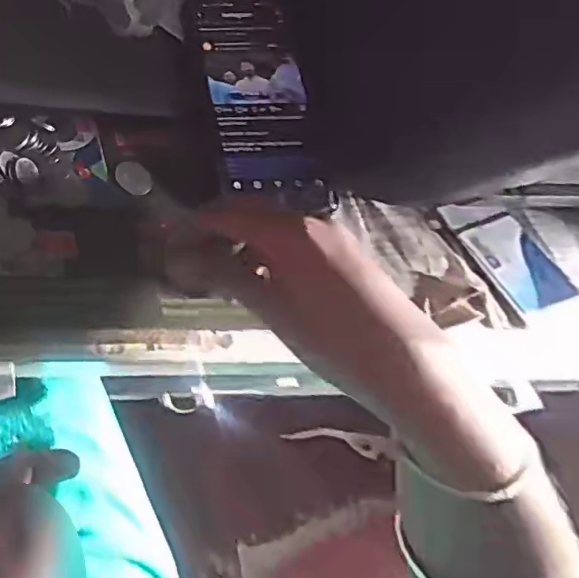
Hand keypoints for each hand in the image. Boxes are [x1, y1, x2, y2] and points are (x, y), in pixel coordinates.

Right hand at [166, 209, 532, 493]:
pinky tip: (257, 278)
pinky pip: (292, 238)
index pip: (224, 215)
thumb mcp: (270, 308)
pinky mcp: (344, 252)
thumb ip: (224, 274)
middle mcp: (308, 222)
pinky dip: (265, 249)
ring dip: (239, 240)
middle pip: (246, 212)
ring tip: (217, 271)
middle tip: (187, 255)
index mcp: (286, 231)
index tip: (169, 244)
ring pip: (269, 225)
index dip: (191, 227)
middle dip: (213, 229)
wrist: (410, 366)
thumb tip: (184, 258)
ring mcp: (330, 235)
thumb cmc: (332, 339)